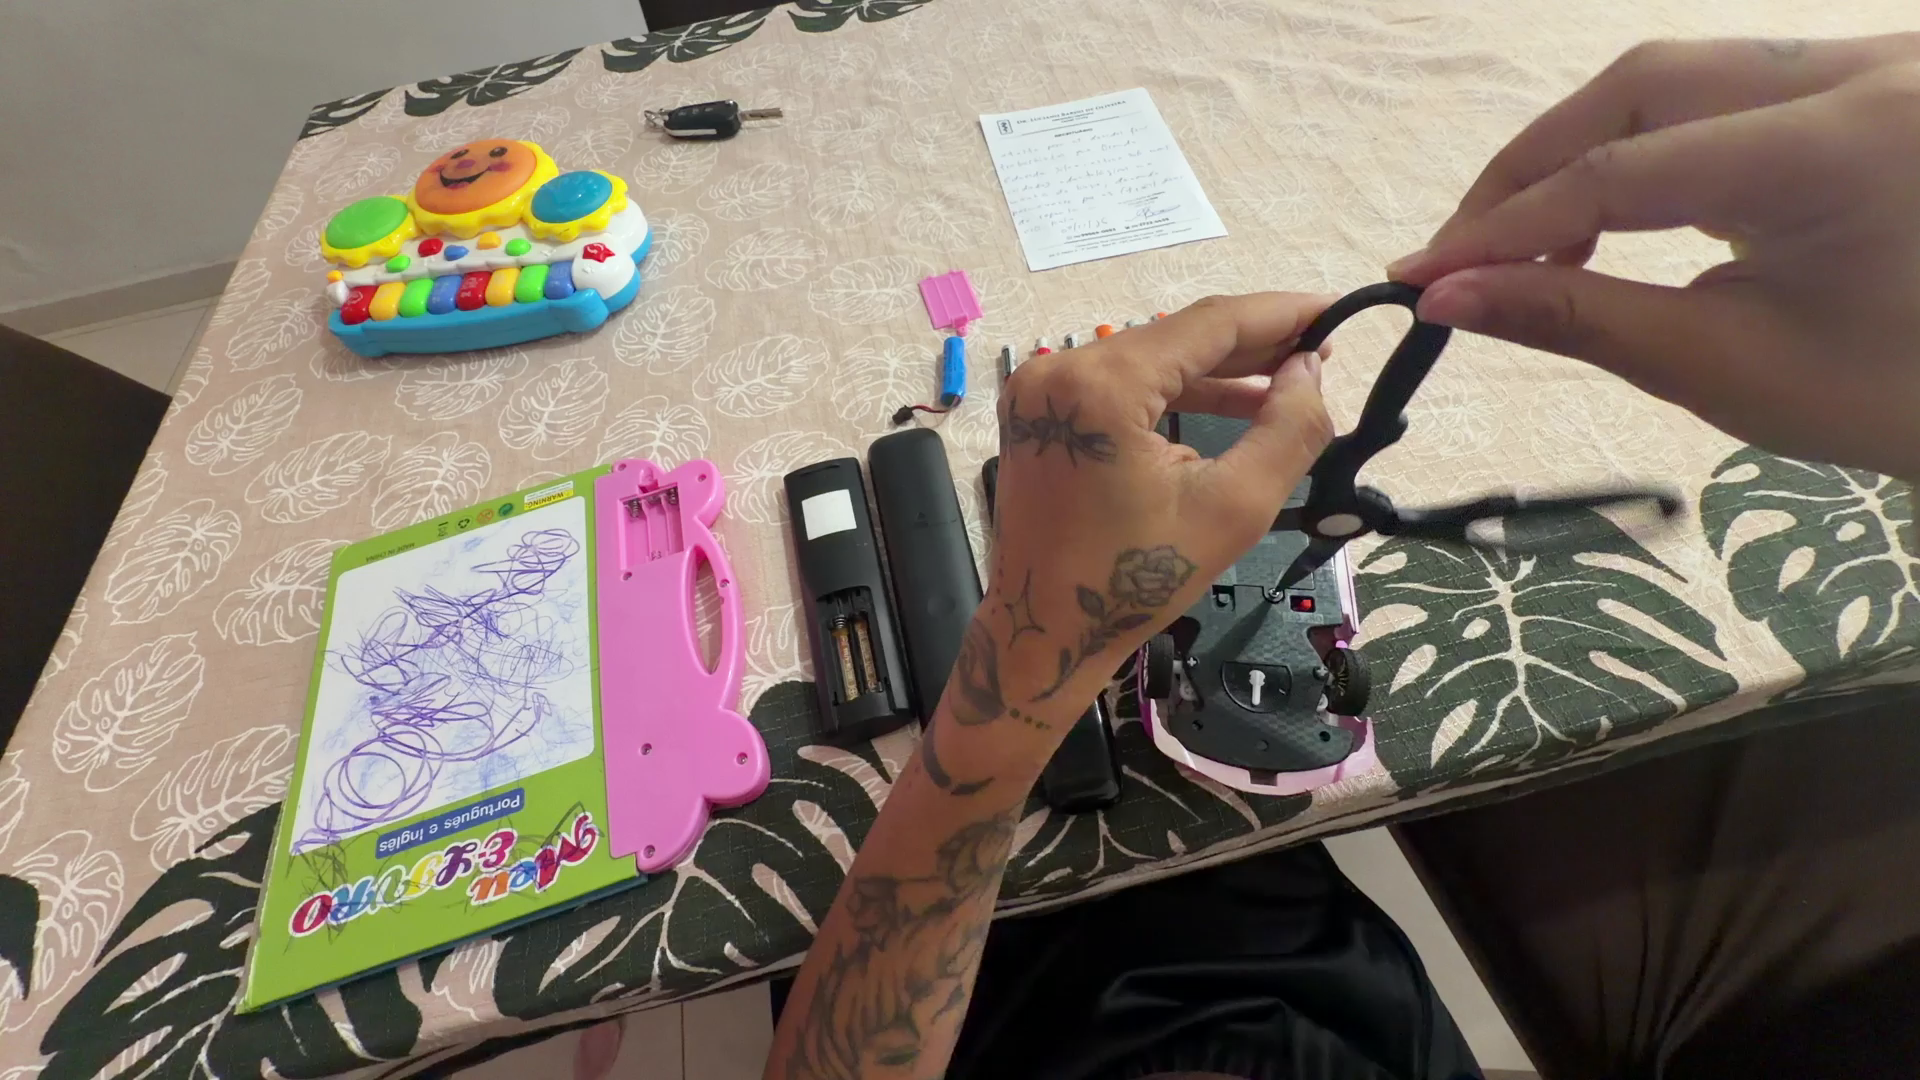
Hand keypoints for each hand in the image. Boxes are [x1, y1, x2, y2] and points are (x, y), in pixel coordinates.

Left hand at [966, 293, 1332, 730]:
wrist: (1045, 627)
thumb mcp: (1233, 506)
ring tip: (1284, 380)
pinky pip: (1117, 386)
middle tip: (1319, 351)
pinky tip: (1228, 402)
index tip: (1338, 310)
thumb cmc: (1136, 580)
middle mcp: (1058, 371)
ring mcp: (1039, 391)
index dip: (1281, 313)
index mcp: (1101, 386)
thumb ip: (1288, 428)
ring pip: (1147, 359)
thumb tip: (1309, 368)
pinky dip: (1170, 393)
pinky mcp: (1037, 414)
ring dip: (1214, 370)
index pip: (1206, 325)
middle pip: (1174, 337)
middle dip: (1251, 343)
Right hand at [1388, 35, 1919, 478]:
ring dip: (1570, 156)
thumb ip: (1567, 315)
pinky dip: (1630, 151)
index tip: (1412, 277)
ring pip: (1673, 78)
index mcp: (1842, 147)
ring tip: (1523, 245)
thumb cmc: (1893, 393)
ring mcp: (1879, 65)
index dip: (1494, 230)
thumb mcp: (1711, 363)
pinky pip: (1718, 95)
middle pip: (1635, 84)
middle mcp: (1871, 69)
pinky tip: (1602, 219)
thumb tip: (1444, 299)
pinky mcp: (1871, 85)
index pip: (1612, 174)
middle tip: (1460, 253)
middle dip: (1524, 170)